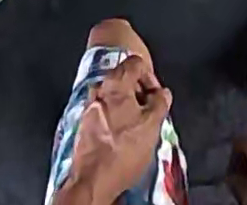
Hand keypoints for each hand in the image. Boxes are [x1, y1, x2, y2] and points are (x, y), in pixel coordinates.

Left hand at [60, 55, 172, 204]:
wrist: (91, 183)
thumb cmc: (123, 150)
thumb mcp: (153, 124)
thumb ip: (161, 102)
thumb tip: (162, 94)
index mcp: (116, 83)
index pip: (136, 62)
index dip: (151, 76)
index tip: (156, 95)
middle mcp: (99, 90)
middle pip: (124, 78)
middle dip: (139, 92)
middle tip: (149, 111)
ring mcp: (88, 108)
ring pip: (113, 97)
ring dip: (127, 106)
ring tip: (137, 127)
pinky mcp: (83, 126)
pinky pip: (104, 112)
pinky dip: (115, 118)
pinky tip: (122, 137)